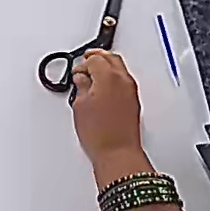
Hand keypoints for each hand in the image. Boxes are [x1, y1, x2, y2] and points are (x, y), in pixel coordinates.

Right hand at [70, 49, 144, 173]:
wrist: (117, 153)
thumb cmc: (101, 134)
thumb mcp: (81, 106)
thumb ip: (81, 88)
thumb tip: (82, 81)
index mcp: (109, 77)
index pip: (94, 59)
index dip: (81, 64)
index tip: (76, 72)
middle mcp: (123, 81)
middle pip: (111, 58)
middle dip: (97, 57)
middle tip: (85, 60)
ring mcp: (131, 91)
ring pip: (119, 68)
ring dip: (106, 66)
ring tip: (92, 74)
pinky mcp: (133, 102)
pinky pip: (123, 81)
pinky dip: (113, 78)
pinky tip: (102, 87)